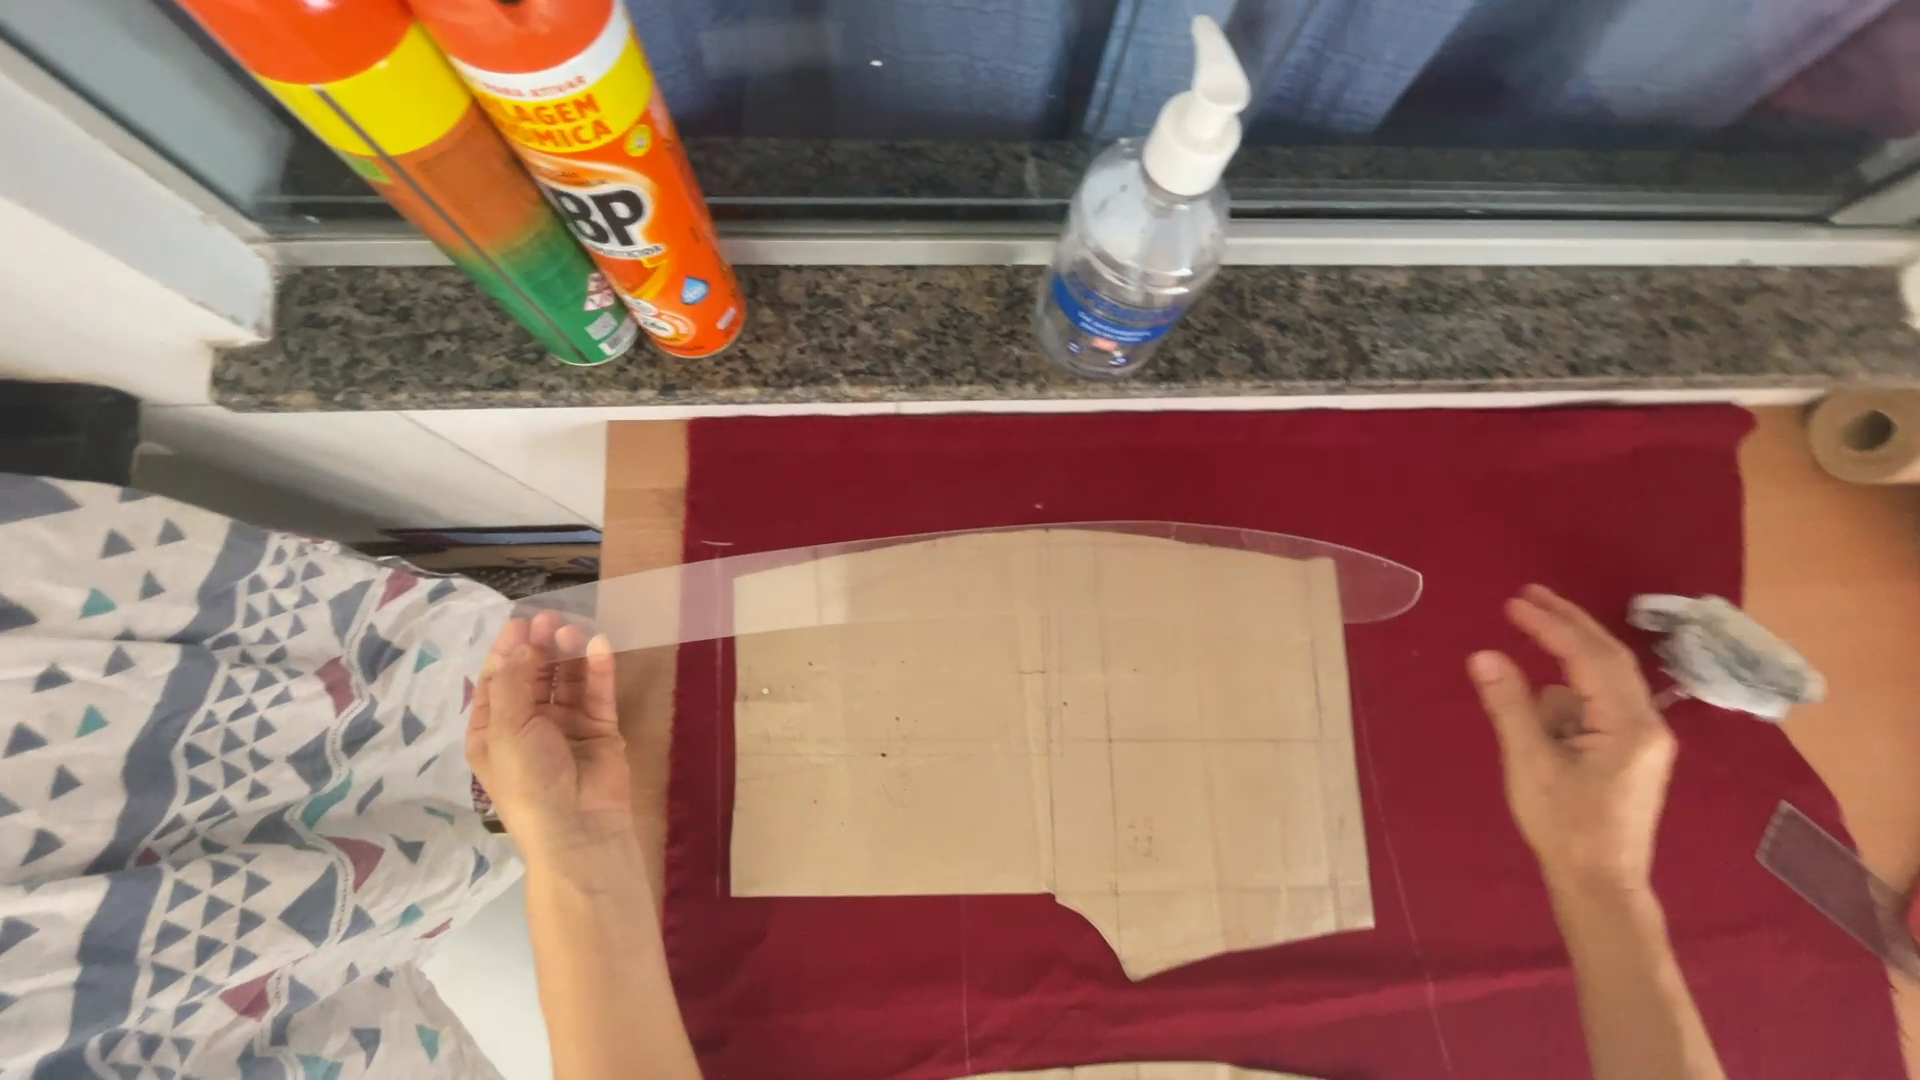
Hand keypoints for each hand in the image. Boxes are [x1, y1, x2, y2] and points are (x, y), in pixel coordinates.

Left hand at [468, 613, 634, 865]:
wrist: (579, 825)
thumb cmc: (530, 781)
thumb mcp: (507, 731)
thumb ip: (515, 682)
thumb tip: (523, 643)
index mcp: (494, 732)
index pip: (498, 681)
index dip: (507, 651)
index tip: (521, 621)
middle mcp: (528, 725)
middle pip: (534, 676)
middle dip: (540, 647)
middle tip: (551, 618)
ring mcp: (567, 726)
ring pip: (567, 680)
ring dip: (568, 654)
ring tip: (572, 628)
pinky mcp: (601, 727)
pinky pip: (598, 692)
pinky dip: (598, 669)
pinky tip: (598, 645)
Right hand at [1468, 585, 1675, 892]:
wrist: (1599, 881)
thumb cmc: (1564, 823)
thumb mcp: (1529, 762)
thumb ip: (1509, 705)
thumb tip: (1485, 654)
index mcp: (1628, 725)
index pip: (1590, 659)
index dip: (1551, 626)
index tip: (1513, 602)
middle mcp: (1645, 723)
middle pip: (1608, 658)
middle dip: (1568, 622)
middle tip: (1528, 593)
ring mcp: (1639, 738)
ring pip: (1599, 682)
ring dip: (1563, 664)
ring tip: (1526, 685)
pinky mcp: (1625, 751)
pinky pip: (1593, 705)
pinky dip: (1563, 697)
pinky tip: (1539, 723)